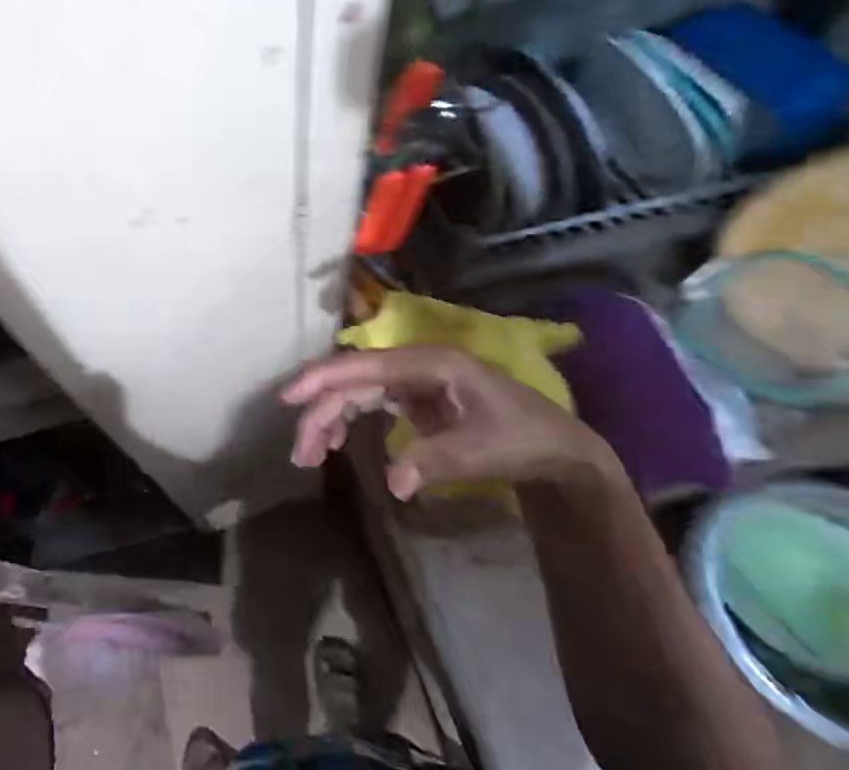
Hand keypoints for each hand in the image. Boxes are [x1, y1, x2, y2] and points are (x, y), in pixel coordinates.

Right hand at [282, 347, 616, 499]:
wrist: (559, 449)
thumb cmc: (525, 440)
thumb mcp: (484, 451)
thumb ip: (435, 462)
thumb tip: (392, 484)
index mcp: (430, 364)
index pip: (365, 366)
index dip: (324, 378)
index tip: (289, 397)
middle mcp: (415, 365)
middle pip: (353, 382)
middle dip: (321, 413)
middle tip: (301, 455)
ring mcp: (413, 380)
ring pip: (356, 392)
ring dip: (329, 419)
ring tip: (310, 455)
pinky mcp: (413, 397)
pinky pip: (368, 403)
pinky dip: (347, 421)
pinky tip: (334, 442)